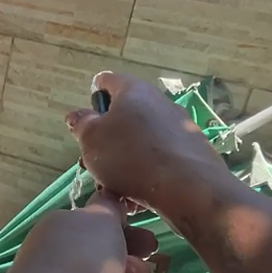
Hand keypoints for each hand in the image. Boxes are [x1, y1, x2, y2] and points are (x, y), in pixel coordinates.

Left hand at [0, 196, 162, 272]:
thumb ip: (109, 208)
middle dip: (136, 269)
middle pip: (116, 268)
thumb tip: (113, 201)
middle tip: (136, 272)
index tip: (149, 242)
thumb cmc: (77, 261)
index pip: (101, 233)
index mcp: (64, 235)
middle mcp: (65, 267)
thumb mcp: (98, 220)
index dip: (129, 235)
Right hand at [65, 71, 228, 217]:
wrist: (189, 187)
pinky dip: (144, 169)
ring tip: (111, 182)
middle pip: (126, 113)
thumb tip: (79, 114)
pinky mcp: (192, 151)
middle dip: (107, 135)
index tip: (87, 113)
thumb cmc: (130, 156)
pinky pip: (159, 156)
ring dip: (123, 155)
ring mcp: (180, 126)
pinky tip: (134, 192)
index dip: (95, 92)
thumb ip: (82, 123)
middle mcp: (160, 102)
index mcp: (134, 91)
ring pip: (141, 137)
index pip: (108, 80)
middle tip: (92, 156)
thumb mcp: (91, 139)